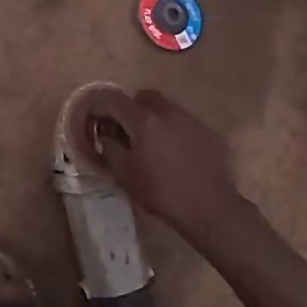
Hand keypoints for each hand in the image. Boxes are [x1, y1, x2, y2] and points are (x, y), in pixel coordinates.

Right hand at [77, 88, 247, 242]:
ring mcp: (193, 122)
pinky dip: (175, 131)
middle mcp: (169, 113)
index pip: (115, 101)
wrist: (211, 210)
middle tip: (125, 127)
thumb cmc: (161, 192)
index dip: (100, 106)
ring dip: (154, 117)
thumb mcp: (125, 174)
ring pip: (168, 108)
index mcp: (144, 121)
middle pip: (145, 96)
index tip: (94, 117)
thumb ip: (110, 149)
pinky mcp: (211, 135)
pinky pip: (186, 124)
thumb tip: (105, 136)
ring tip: (152, 141)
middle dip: (131, 106)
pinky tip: (177, 154)